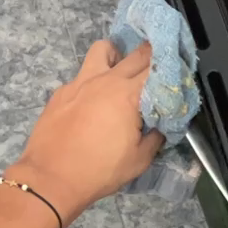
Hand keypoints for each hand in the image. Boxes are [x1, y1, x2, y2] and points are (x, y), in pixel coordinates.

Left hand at [5, 40, 164, 223]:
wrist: (52, 178)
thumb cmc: (99, 170)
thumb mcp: (139, 159)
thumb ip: (155, 137)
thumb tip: (160, 126)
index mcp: (129, 94)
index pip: (157, 68)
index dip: (170, 68)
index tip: (175, 75)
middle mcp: (106, 79)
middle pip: (136, 54)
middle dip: (151, 57)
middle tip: (156, 69)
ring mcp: (80, 81)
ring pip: (103, 49)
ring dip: (116, 55)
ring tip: (119, 73)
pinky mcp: (61, 91)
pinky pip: (82, 75)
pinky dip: (92, 81)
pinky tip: (90, 103)